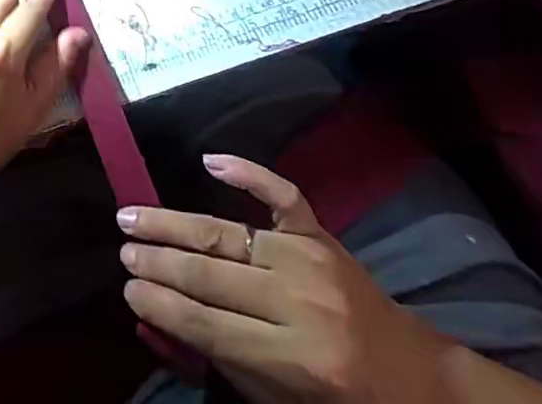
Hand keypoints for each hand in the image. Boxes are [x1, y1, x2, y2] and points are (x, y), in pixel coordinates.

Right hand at [118, 156, 455, 403]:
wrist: (418, 382)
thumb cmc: (340, 400)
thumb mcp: (277, 400)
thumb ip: (214, 357)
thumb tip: (148, 320)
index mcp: (296, 359)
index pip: (207, 324)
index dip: (161, 305)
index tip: (127, 289)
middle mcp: (302, 303)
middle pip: (210, 275)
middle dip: (158, 261)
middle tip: (123, 250)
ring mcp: (312, 261)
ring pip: (227, 234)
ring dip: (173, 224)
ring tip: (132, 217)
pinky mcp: (321, 235)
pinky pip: (281, 195)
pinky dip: (247, 172)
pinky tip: (209, 161)